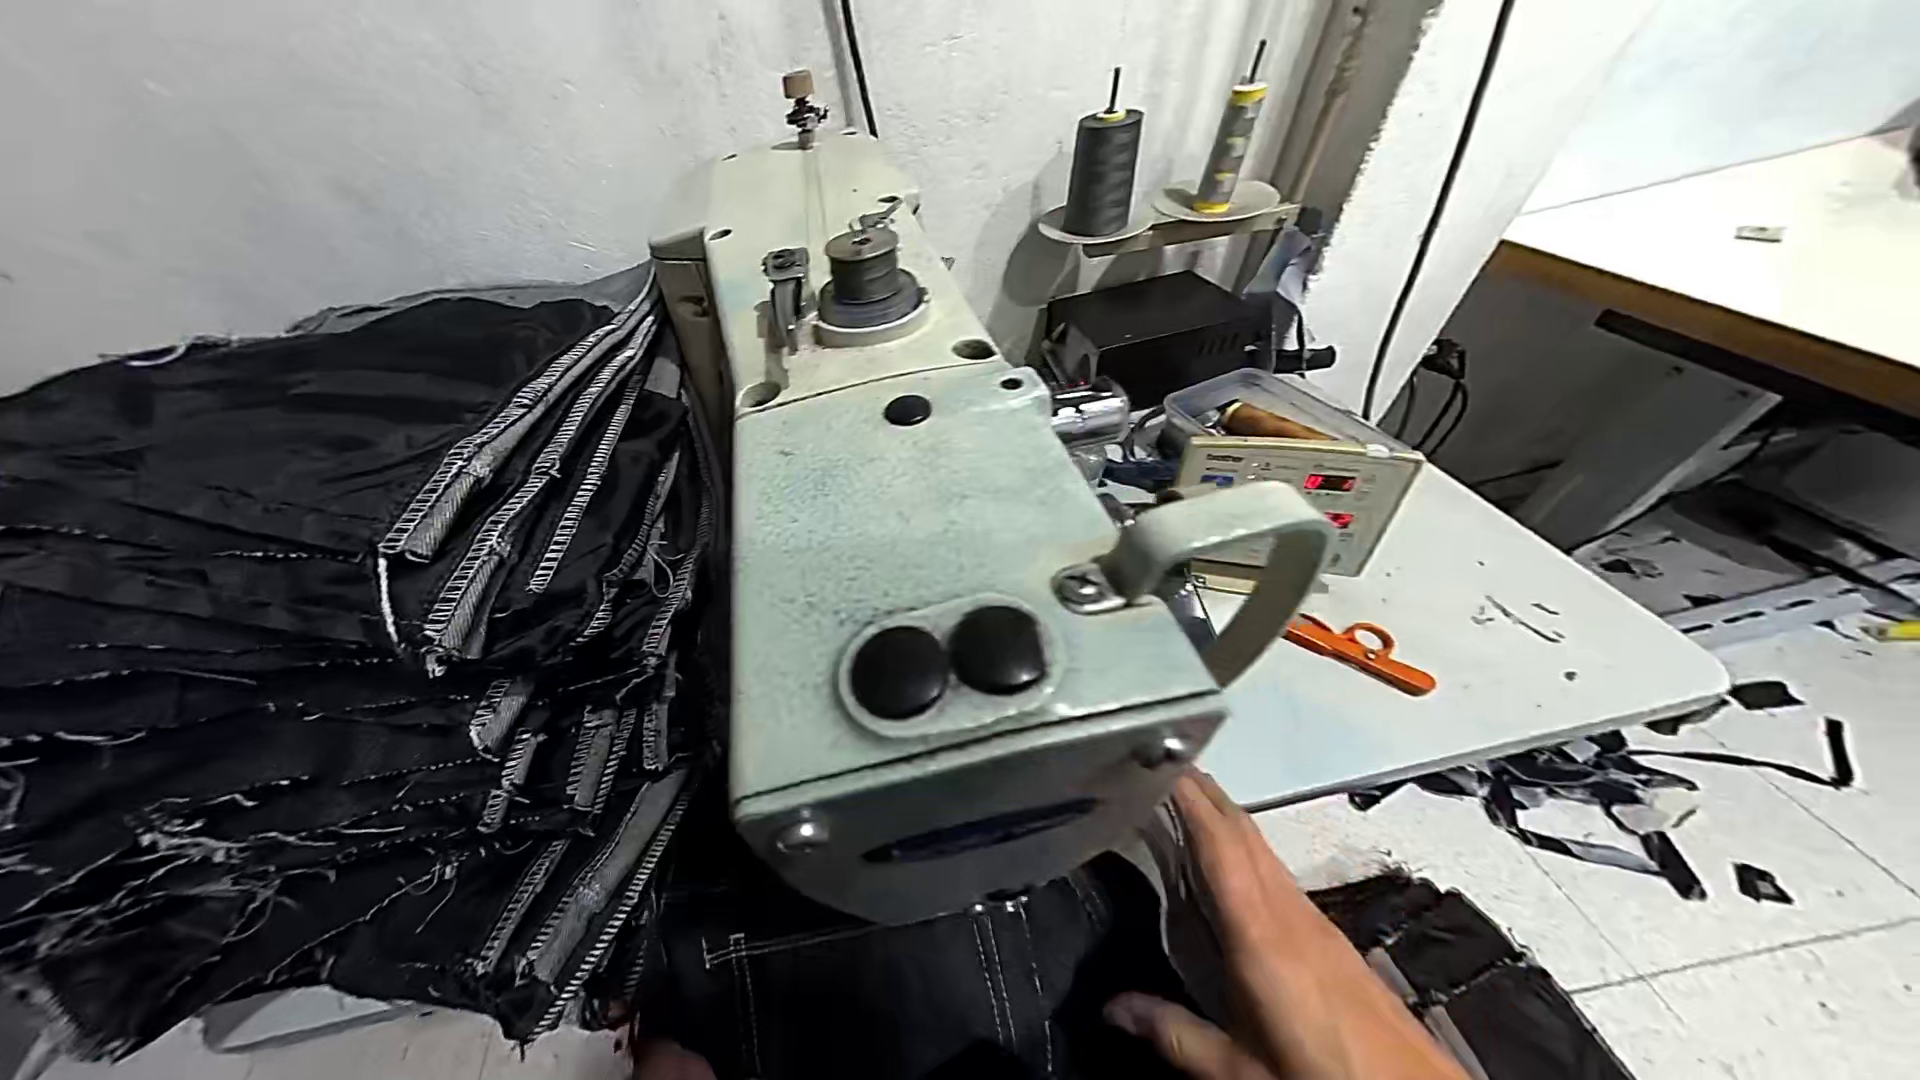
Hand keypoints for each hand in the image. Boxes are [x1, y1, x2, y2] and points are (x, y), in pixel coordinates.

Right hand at [1104, 770, 1468, 1079]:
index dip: (1192, 798)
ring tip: (1185, 794)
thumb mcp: (1243, 1073)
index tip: (1162, 765)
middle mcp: (1288, 911)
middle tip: (1162, 765)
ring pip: (1260, 843)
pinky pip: (1273, 864)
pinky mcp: (1326, 931)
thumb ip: (1175, 1034)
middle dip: (1203, 790)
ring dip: (1222, 810)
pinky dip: (1242, 840)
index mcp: (1261, 934)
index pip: (1222, 844)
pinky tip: (1228, 854)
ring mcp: (1312, 916)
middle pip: (1242, 829)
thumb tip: (1114, 1009)